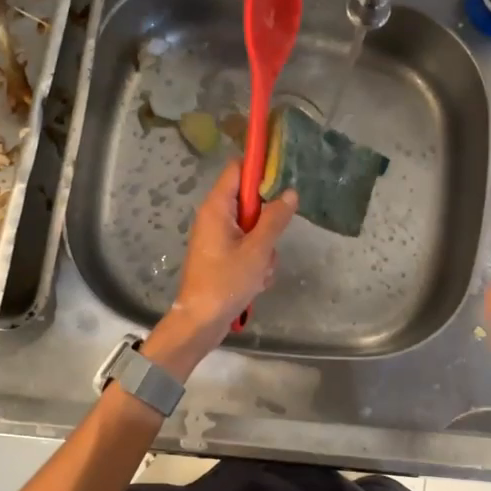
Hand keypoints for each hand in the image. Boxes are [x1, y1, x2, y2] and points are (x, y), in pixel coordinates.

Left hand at [145, 163, 298, 376]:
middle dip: (267, 220)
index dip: (259, 168)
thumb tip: (289, 192)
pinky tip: (256, 280)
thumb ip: (275, 219)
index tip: (283, 175)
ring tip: (261, 268)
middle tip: (272, 238)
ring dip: (264, 247)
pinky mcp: (221, 257)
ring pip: (252, 229)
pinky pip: (247, 248)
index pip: (237, 170)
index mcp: (216, 208)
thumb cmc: (226, 281)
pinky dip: (256, 262)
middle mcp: (213, 218)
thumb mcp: (258, 249)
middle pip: (249, 202)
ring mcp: (217, 238)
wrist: (200, 322)